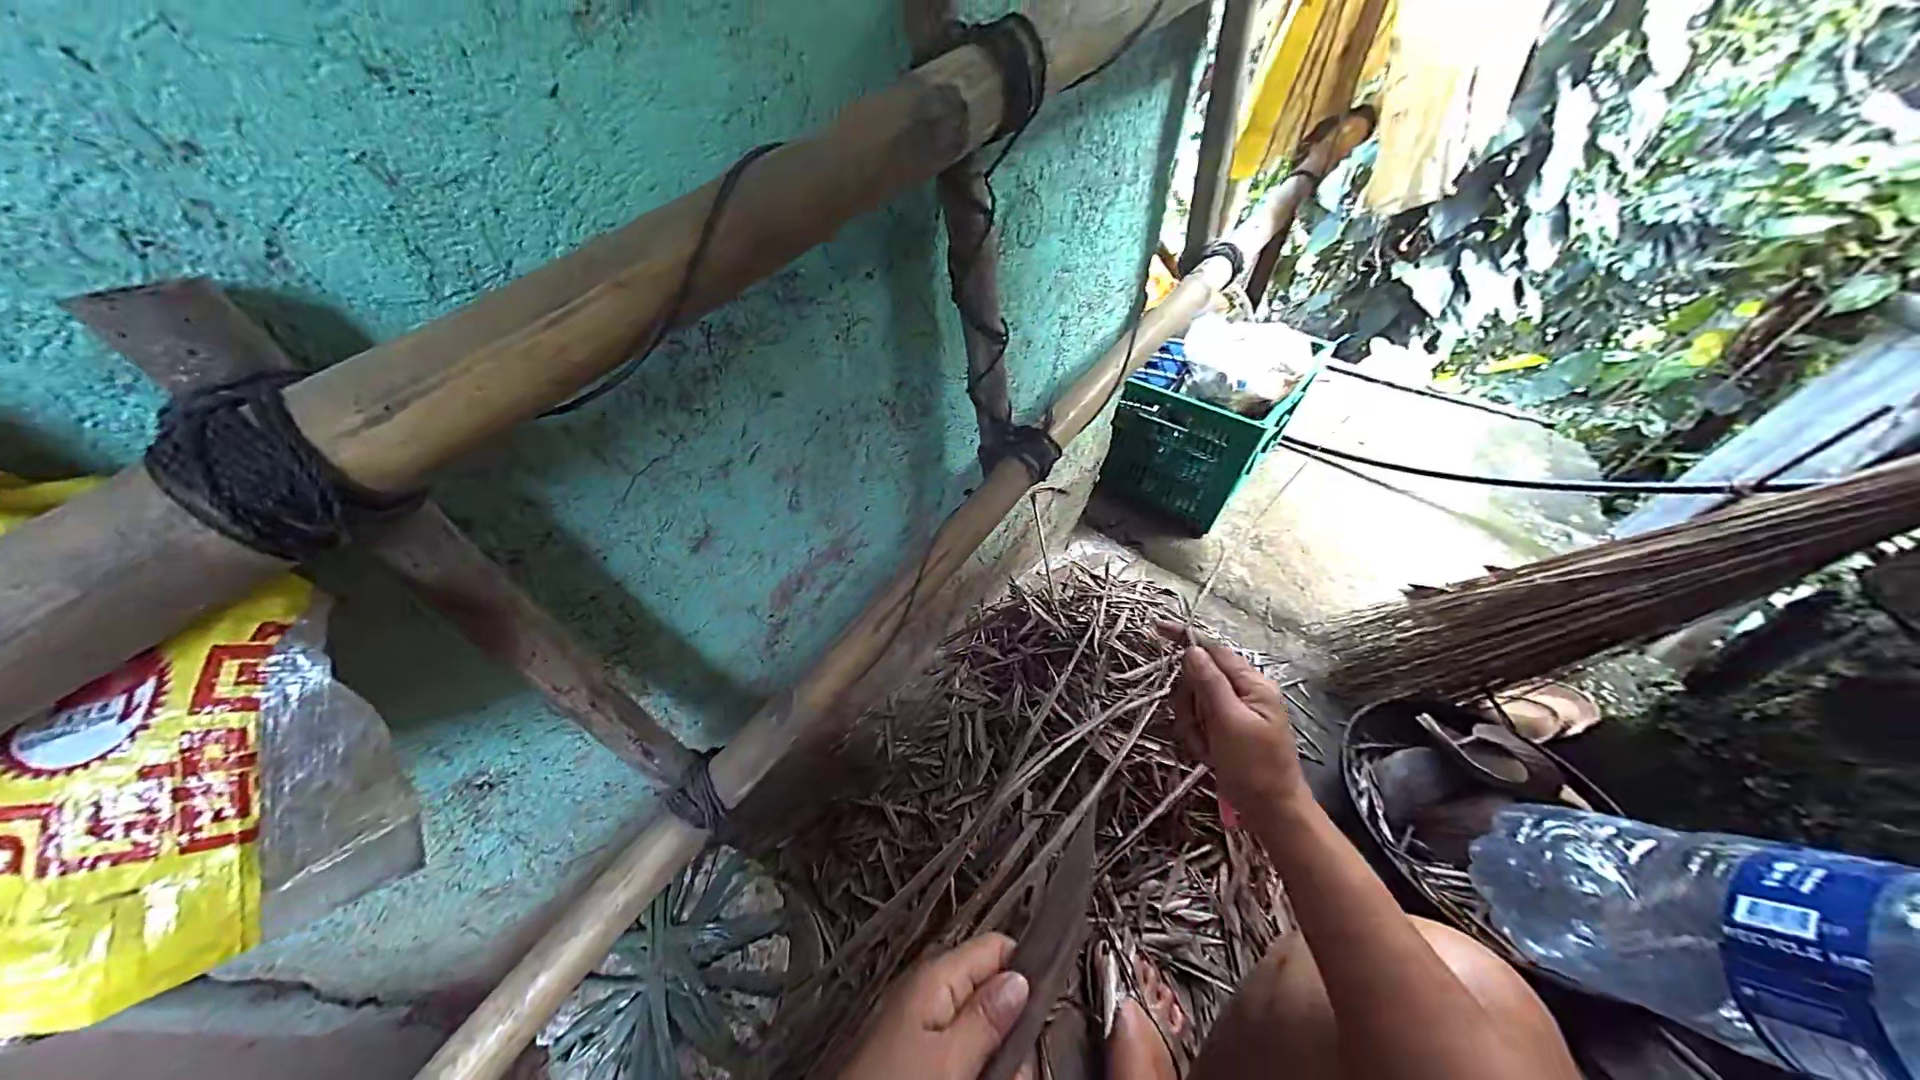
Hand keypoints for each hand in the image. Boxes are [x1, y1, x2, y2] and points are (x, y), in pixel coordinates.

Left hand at [838, 933, 1030, 1079]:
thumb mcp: (947, 1059)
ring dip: (996, 1057)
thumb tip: (1021, 976)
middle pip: (994, 989)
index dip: (1024, 972)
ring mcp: (924, 1020)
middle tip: (1012, 1070)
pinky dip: (974, 1065)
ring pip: (982, 1024)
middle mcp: (932, 989)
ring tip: (993, 1077)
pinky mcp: (917, 1049)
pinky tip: (975, 1077)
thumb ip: (987, 1017)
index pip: (996, 946)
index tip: (1040, 1012)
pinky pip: (961, 1046)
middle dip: (1011, 1028)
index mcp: (938, 975)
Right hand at [1157, 622, 1307, 818]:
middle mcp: (1245, 692)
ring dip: (1192, 724)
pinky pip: (1198, 722)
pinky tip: (1208, 754)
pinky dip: (1197, 736)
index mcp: (1253, 684)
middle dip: (1189, 702)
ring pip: (1194, 701)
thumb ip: (1209, 683)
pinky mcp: (1227, 730)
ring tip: (1206, 747)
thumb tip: (1191, 649)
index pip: (1213, 649)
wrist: (1273, 814)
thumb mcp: (1229, 722)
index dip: (1185, 639)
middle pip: (1198, 677)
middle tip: (1197, 727)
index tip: (1156, 629)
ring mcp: (1235, 712)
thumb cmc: (1255, 768)